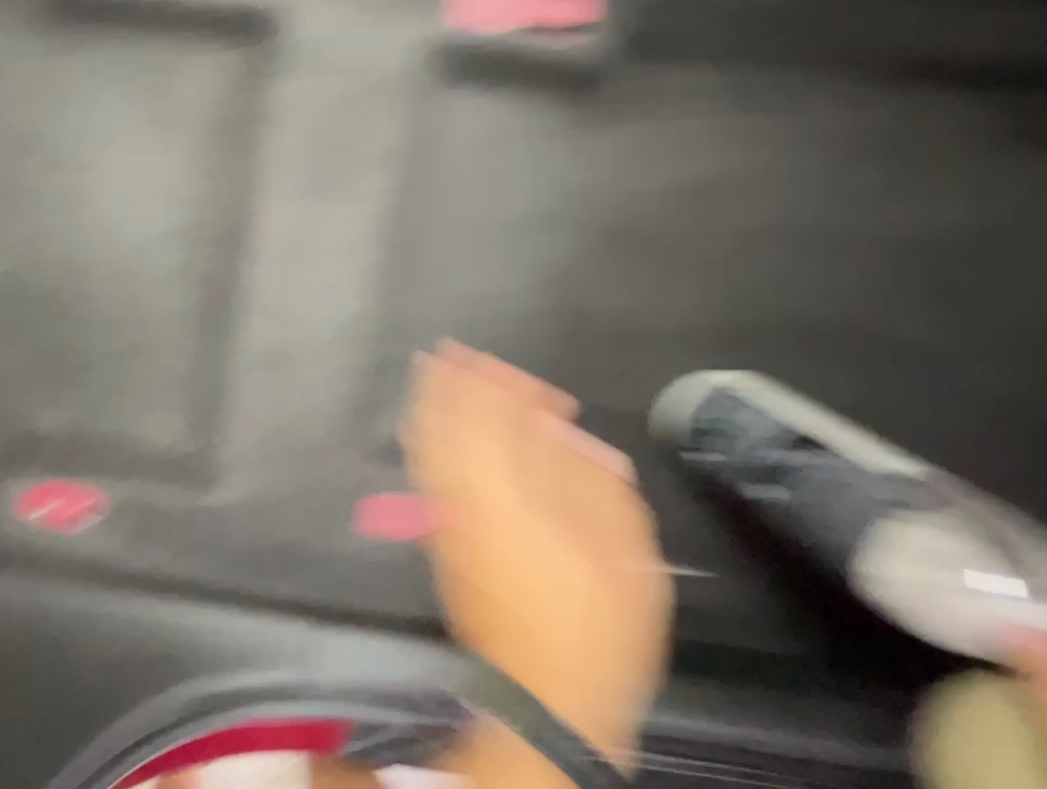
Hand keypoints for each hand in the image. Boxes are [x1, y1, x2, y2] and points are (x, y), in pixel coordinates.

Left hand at [403, 341, 673, 763]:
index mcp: (512, 498)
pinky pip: (423, 470)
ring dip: (428, 402)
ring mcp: (446, 520)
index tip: (520, 373)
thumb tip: (564, 433)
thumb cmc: (595, 628)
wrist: (541, 698)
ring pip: (426, 445)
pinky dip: (423, 436)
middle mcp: (466, 500)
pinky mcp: (439, 538)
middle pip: (446, 425)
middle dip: (449, 382)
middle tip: (453, 349)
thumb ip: (590, 482)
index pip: (495, 422)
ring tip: (431, 368)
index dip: (503, 388)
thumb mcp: (622, 554)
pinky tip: (425, 423)